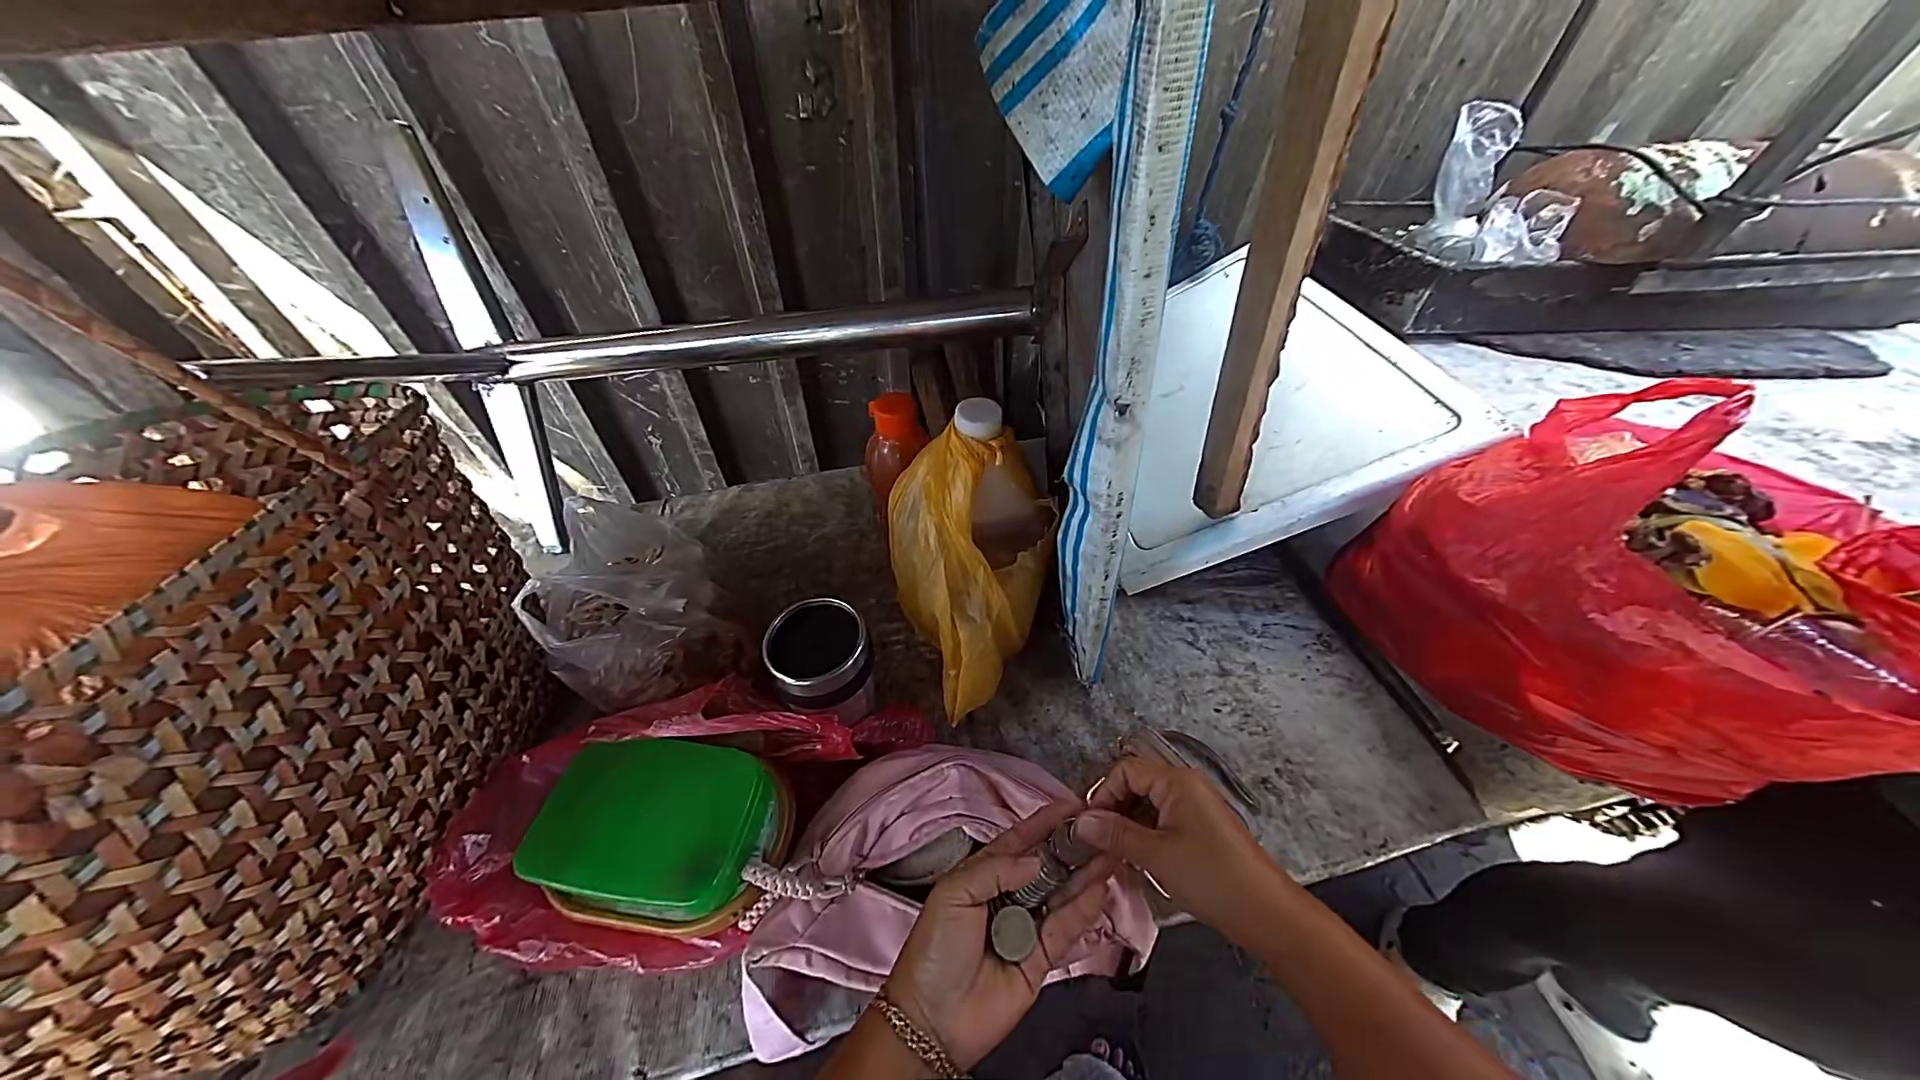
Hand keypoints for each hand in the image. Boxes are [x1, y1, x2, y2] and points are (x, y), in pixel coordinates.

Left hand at [884, 800, 1120, 1069]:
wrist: (934, 1019)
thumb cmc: (934, 949)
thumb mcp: (955, 893)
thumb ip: (996, 869)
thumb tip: (1037, 860)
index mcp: (983, 874)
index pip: (1018, 841)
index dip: (1043, 823)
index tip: (1070, 806)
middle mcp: (1008, 896)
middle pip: (1046, 866)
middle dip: (1070, 847)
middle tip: (1099, 829)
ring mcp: (1027, 926)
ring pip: (1062, 894)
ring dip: (1084, 874)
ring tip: (1108, 852)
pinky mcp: (1042, 958)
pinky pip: (1066, 928)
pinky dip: (1083, 908)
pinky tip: (1099, 887)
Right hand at [1076, 755, 1298, 943]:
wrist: (1266, 914)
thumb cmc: (1212, 877)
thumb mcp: (1156, 855)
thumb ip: (1115, 834)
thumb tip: (1081, 822)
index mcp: (1177, 782)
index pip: (1125, 770)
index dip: (1103, 793)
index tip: (1089, 824)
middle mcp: (1186, 787)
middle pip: (1136, 785)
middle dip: (1114, 810)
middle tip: (1098, 841)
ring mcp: (1196, 808)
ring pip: (1148, 805)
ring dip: (1128, 825)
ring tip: (1115, 853)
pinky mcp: (1201, 829)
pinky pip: (1163, 821)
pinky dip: (1146, 835)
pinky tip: (1138, 859)